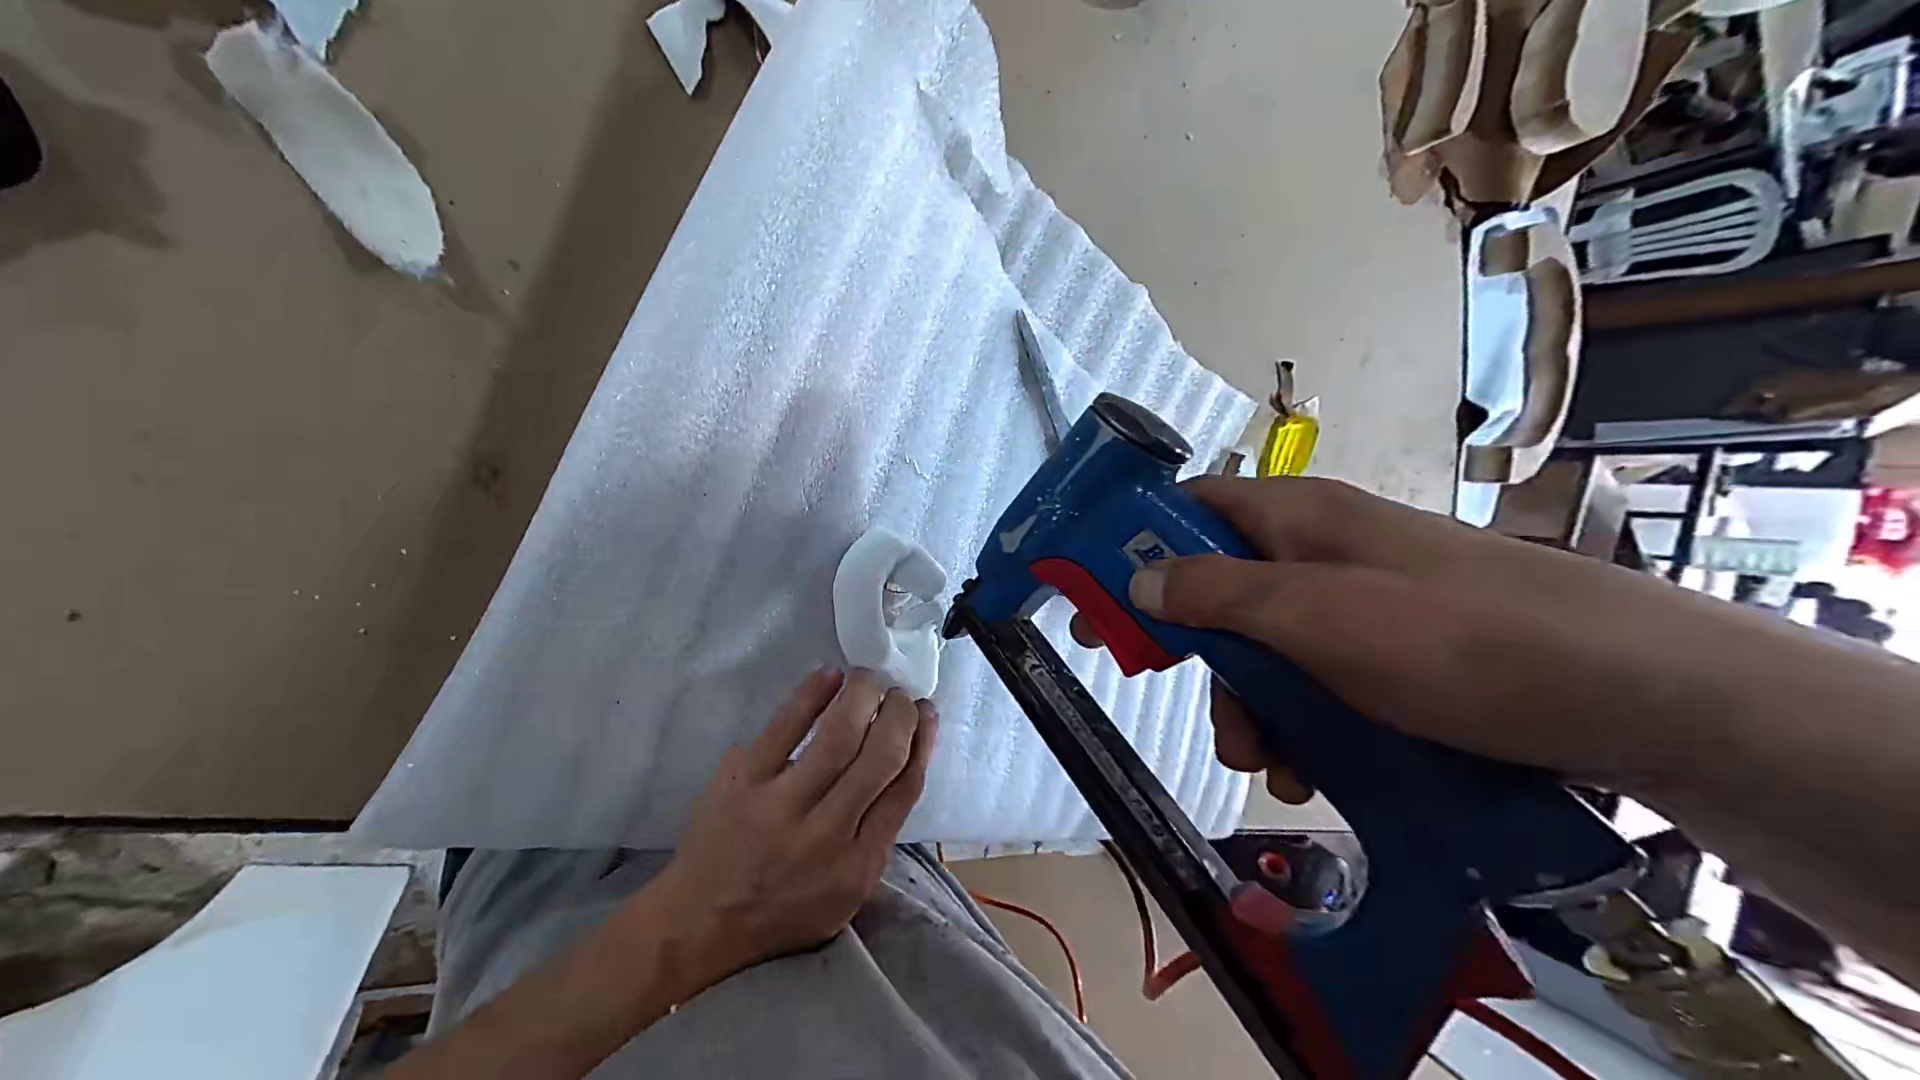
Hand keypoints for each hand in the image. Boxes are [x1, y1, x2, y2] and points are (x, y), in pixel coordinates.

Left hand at [648, 668, 936, 993]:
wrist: (700, 924)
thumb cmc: (781, 911)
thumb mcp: (846, 894)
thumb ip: (877, 837)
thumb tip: (900, 765)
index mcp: (859, 863)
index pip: (905, 788)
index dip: (922, 742)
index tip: (926, 715)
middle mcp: (827, 833)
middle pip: (881, 756)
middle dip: (900, 714)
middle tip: (902, 693)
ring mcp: (782, 805)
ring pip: (838, 736)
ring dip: (864, 696)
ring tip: (872, 678)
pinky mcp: (744, 782)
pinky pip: (784, 727)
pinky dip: (812, 695)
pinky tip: (831, 675)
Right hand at [1072, 475, 1879, 799]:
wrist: (1628, 694)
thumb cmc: (1451, 636)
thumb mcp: (1313, 615)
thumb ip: (1215, 595)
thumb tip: (1134, 580)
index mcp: (1291, 516)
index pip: (1183, 510)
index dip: (1131, 549)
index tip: (1093, 601)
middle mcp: (1313, 549)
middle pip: (1217, 592)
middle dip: (1202, 658)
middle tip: (1195, 710)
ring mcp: (1352, 601)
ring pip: (1262, 648)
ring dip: (1252, 707)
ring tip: (1273, 766)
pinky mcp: (1386, 651)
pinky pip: (1312, 680)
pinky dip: (1300, 724)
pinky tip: (1313, 771)